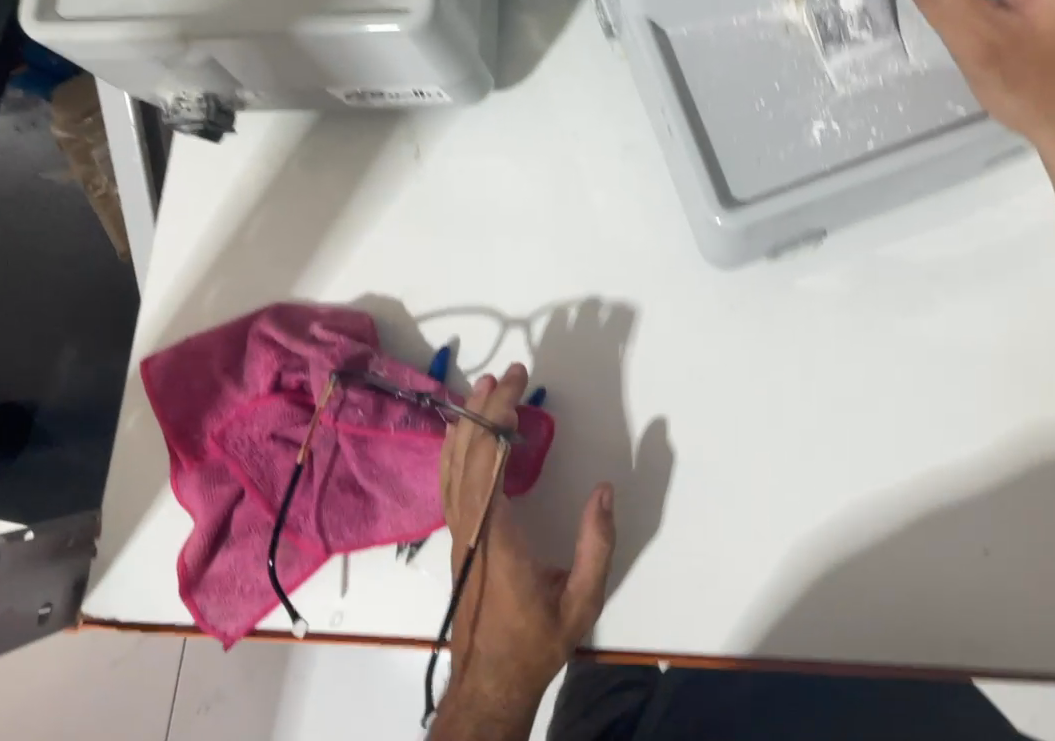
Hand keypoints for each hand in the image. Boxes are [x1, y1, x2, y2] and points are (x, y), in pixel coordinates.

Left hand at [438, 364, 614, 713]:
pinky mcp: (458, 537)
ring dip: (468, 423)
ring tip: (485, 387)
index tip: (514, 390)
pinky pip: (450, 482)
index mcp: (496, 539)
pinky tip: (466, 431)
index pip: (488, 467)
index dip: (496, 424)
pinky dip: (457, 448)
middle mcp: (469, 529)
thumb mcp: (581, 600)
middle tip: (508, 373)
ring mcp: (458, 533)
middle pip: (466, 456)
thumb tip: (604, 489)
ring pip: (451, 466)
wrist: (490, 681)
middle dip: (484, 409)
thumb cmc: (537, 642)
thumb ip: (596, 544)